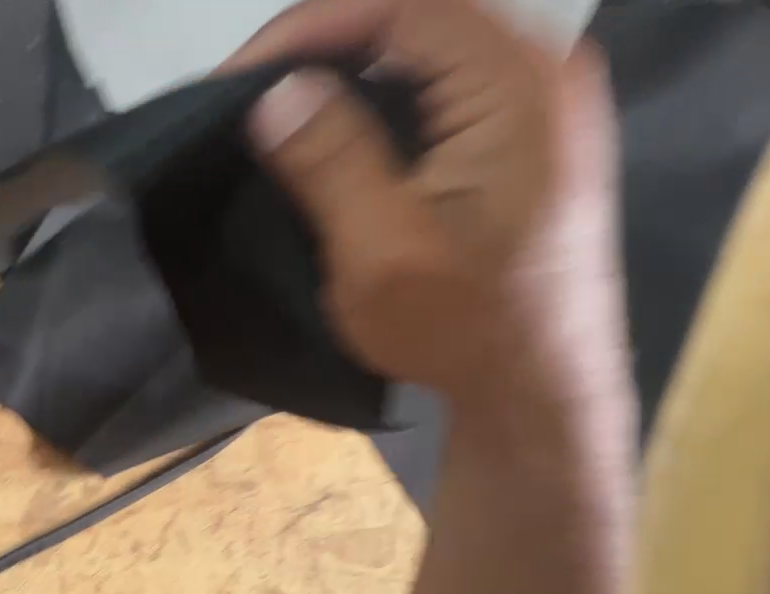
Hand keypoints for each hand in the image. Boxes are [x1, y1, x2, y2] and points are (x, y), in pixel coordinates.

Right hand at [232, 0, 631, 426]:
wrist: (533, 380)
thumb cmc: (459, 323)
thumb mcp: (380, 248)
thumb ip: (332, 161)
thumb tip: (276, 91)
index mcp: (514, 82)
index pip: (404, 7)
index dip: (308, 27)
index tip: (232, 78)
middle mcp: (537, 68)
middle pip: (417, 12)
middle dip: (322, 39)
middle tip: (245, 88)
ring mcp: (532, 98)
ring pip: (426, 42)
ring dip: (345, 61)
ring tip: (275, 100)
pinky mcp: (517, 130)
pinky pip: (439, 77)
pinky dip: (375, 87)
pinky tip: (330, 121)